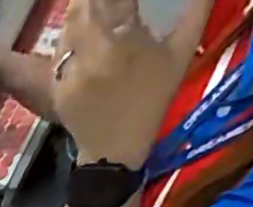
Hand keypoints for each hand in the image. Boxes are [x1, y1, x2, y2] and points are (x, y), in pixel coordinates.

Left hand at [50, 0, 185, 166]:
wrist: (115, 147)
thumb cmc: (154, 98)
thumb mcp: (181, 50)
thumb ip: (196, 7)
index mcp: (122, 43)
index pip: (115, 0)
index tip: (124, 0)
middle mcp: (90, 56)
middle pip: (82, 8)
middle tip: (105, 0)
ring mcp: (68, 73)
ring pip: (67, 28)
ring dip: (80, 10)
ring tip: (94, 6)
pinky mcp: (56, 87)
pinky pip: (59, 54)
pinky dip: (69, 37)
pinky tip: (82, 33)